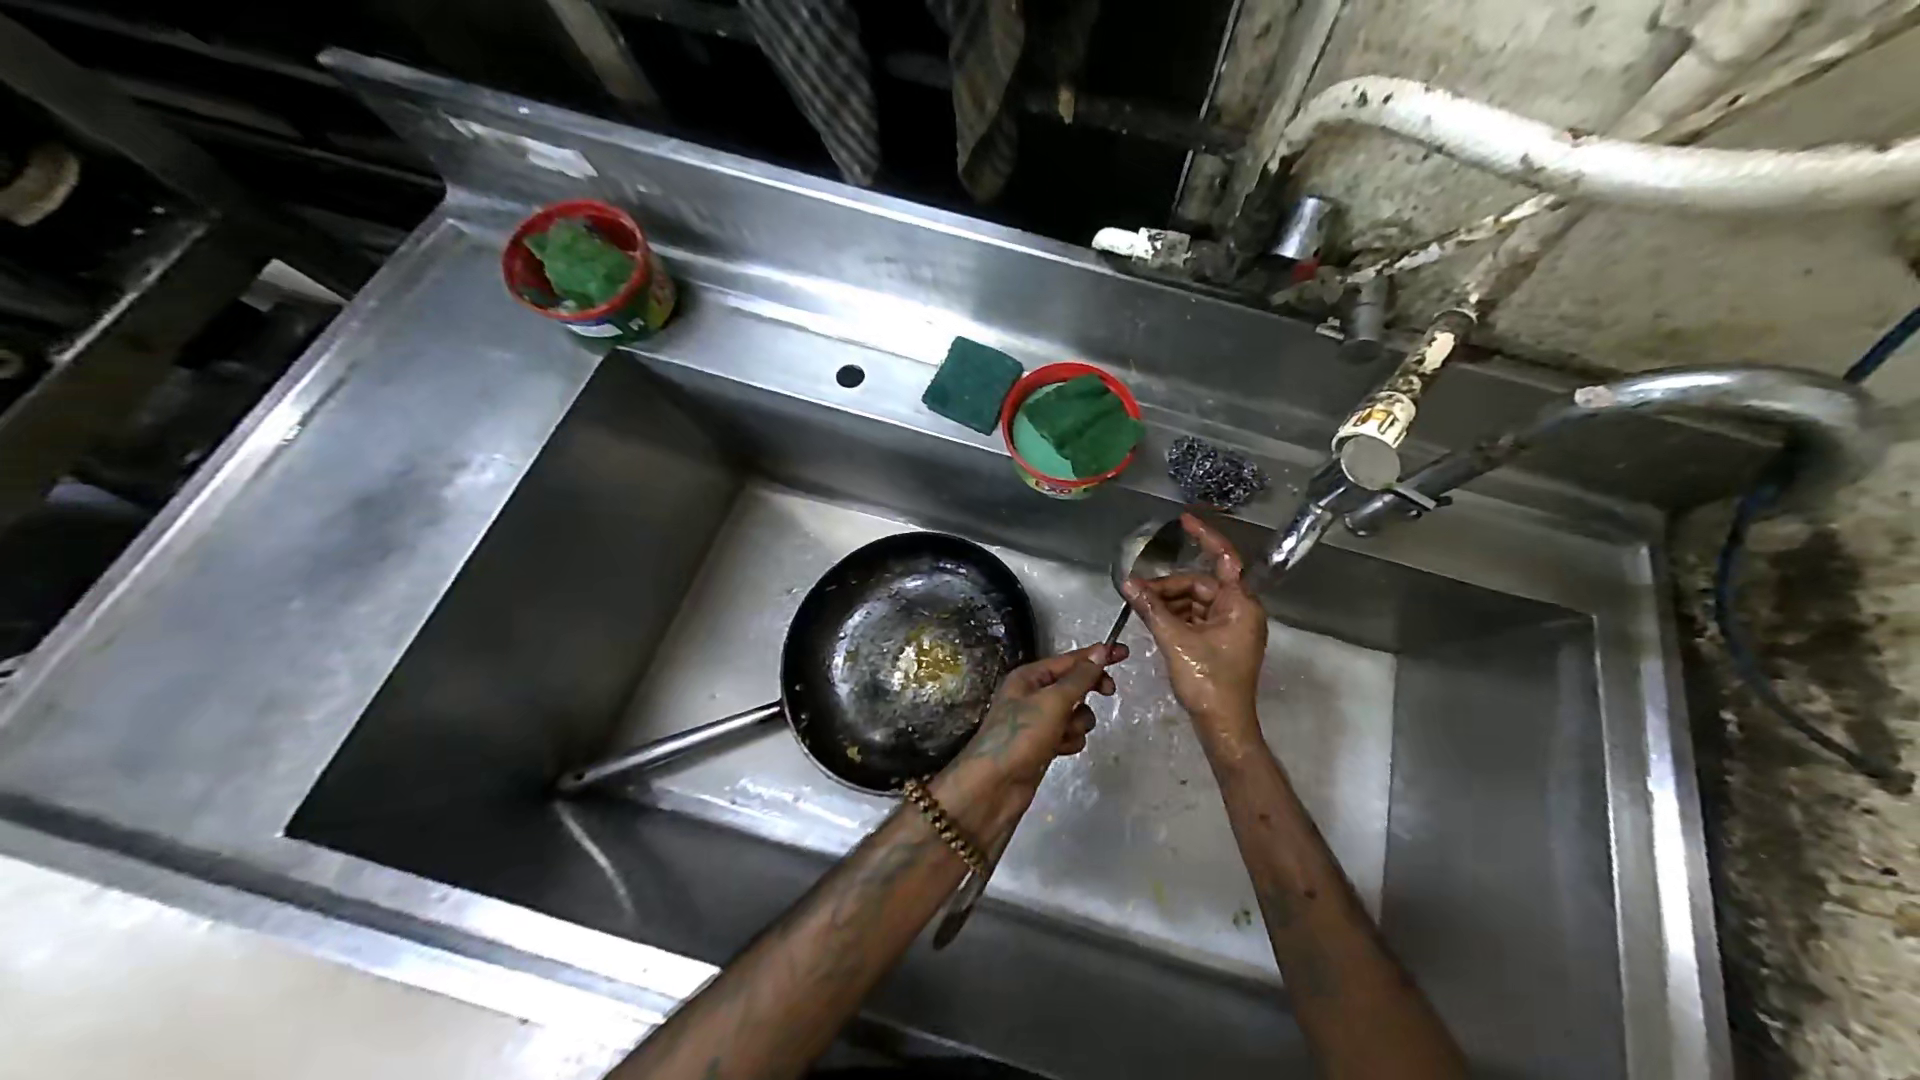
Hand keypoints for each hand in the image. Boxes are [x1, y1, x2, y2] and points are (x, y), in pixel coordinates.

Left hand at [950, 643, 1126, 796]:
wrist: (994, 786)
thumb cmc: (1020, 736)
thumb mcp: (1053, 701)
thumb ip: (1079, 678)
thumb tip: (1100, 651)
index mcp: (1029, 677)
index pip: (1069, 659)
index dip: (1097, 656)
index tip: (1124, 653)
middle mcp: (1032, 695)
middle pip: (1073, 684)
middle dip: (1088, 691)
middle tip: (1108, 693)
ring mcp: (1038, 722)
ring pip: (1075, 713)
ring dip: (1077, 722)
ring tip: (1064, 733)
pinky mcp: (1043, 745)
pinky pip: (1068, 735)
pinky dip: (1069, 741)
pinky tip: (1060, 750)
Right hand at [1121, 513, 1267, 743]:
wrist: (1223, 725)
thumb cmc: (1208, 681)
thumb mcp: (1176, 641)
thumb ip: (1152, 609)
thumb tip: (1128, 583)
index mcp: (1240, 605)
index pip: (1224, 560)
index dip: (1205, 537)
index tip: (1184, 520)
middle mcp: (1239, 611)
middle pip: (1200, 584)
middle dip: (1169, 586)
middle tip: (1137, 591)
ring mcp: (1230, 628)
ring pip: (1195, 601)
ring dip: (1168, 602)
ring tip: (1140, 606)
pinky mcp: (1219, 642)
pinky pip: (1194, 618)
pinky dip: (1174, 616)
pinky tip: (1152, 619)